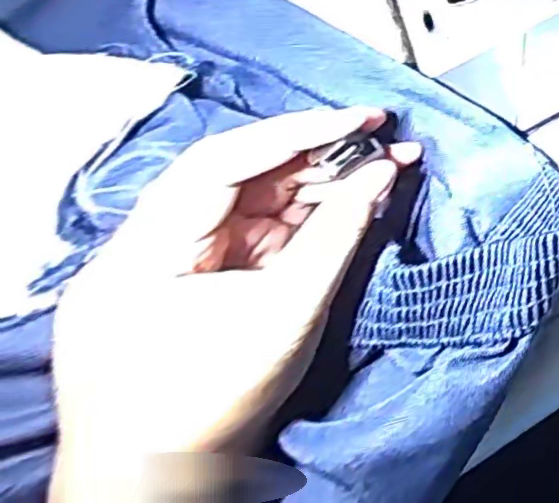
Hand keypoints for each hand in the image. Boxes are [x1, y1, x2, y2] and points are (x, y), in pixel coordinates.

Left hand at [51, 108, 420, 498]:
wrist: (162, 480)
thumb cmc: (206, 403)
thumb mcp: (290, 307)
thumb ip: (341, 229)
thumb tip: (386, 168)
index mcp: (142, 257)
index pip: (219, 165)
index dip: (296, 132)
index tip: (361, 119)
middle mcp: (152, 250)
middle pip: (241, 174)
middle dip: (319, 151)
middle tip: (384, 134)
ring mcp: (180, 262)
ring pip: (261, 195)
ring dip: (327, 177)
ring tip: (389, 163)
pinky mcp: (210, 275)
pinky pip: (270, 223)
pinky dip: (318, 206)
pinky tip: (361, 193)